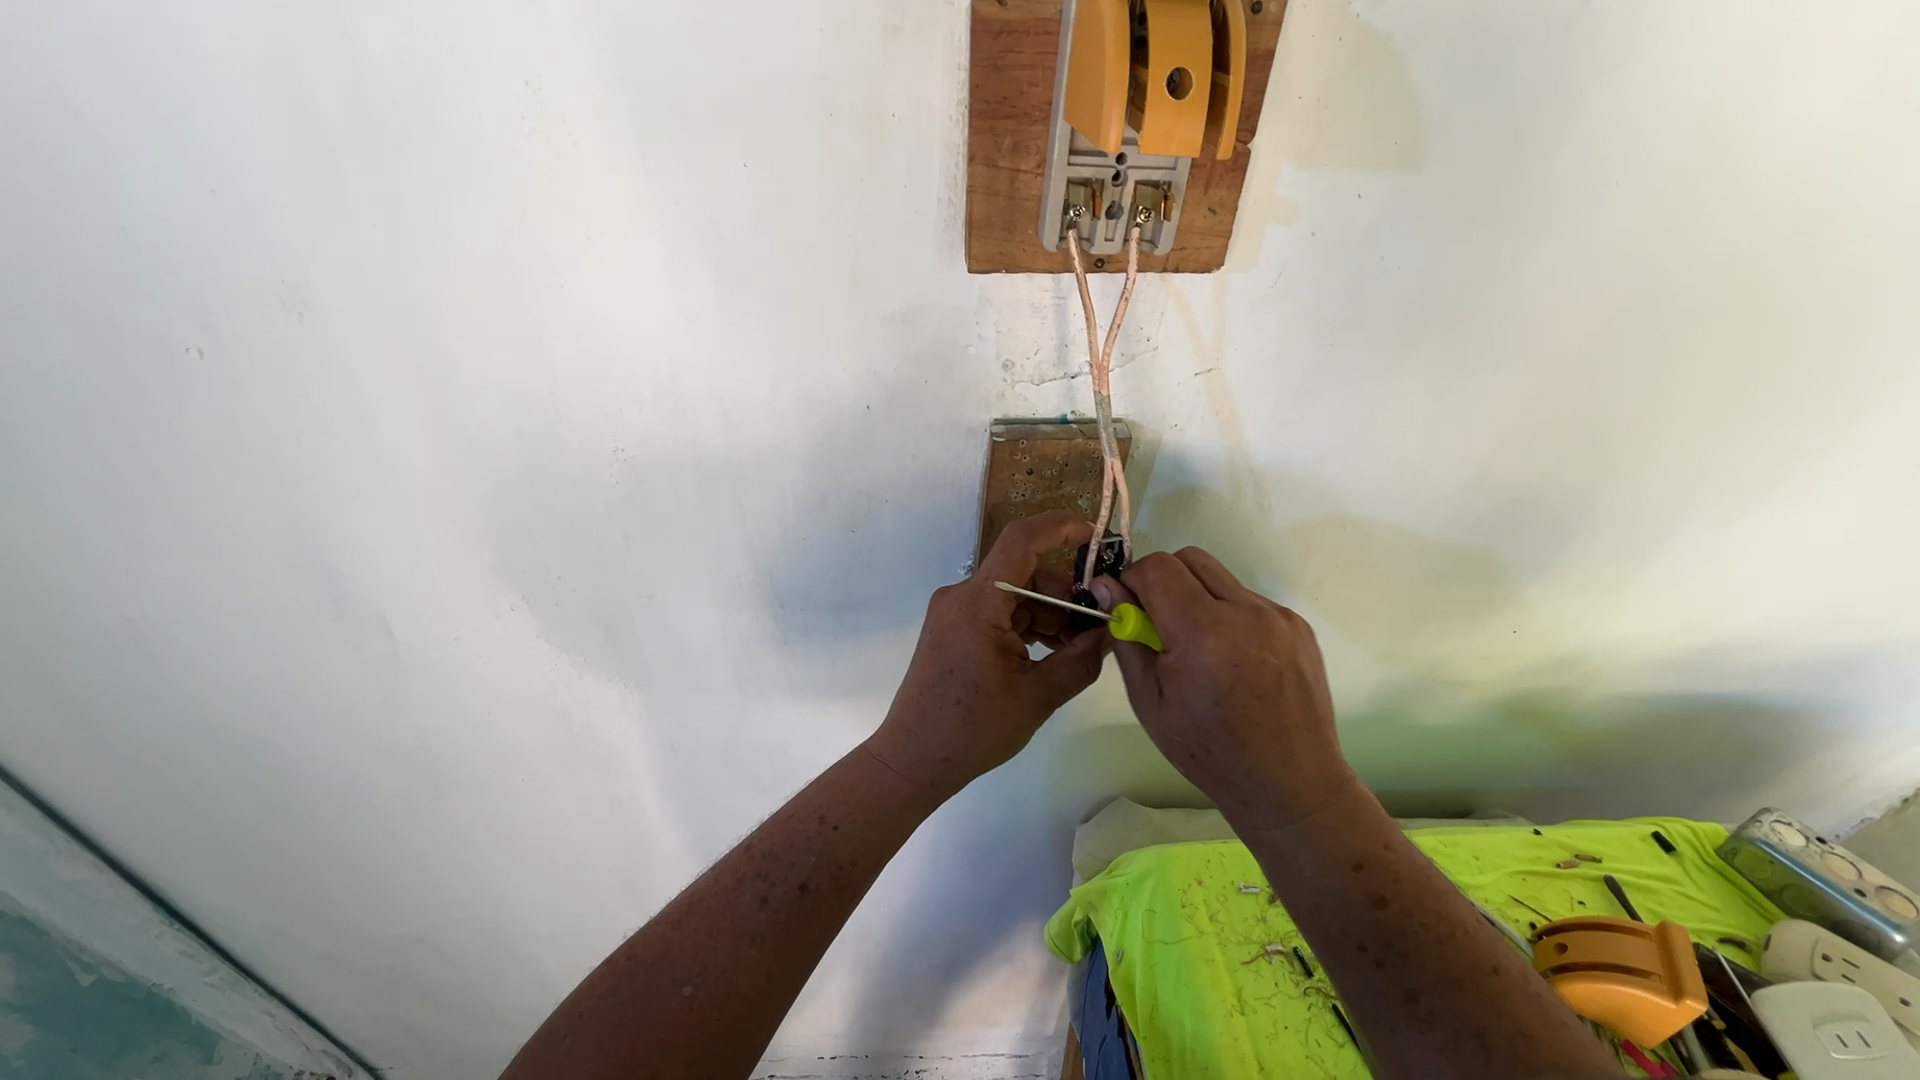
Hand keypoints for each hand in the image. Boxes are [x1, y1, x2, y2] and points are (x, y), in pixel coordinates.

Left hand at [865, 511, 1110, 799]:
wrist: (914, 759)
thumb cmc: (973, 729)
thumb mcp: (1038, 696)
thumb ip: (1081, 658)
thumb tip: (1112, 630)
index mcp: (978, 603)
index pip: (1021, 540)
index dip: (1060, 528)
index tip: (1096, 538)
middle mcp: (962, 597)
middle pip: (1024, 575)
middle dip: (1065, 596)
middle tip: (1099, 628)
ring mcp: (955, 613)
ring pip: (1015, 597)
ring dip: (1049, 616)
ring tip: (1077, 651)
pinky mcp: (954, 631)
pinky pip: (999, 614)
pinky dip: (1027, 628)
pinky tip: (1051, 655)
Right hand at [1091, 548, 1358, 830]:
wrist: (1288, 783)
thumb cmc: (1208, 750)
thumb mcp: (1149, 701)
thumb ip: (1127, 636)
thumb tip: (1105, 588)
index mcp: (1203, 632)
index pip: (1157, 567)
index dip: (1133, 580)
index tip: (1127, 608)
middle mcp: (1245, 612)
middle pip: (1189, 558)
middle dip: (1163, 580)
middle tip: (1157, 624)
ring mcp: (1277, 616)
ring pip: (1220, 577)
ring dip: (1196, 596)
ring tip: (1197, 647)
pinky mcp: (1298, 626)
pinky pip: (1248, 600)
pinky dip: (1228, 615)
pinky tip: (1230, 660)